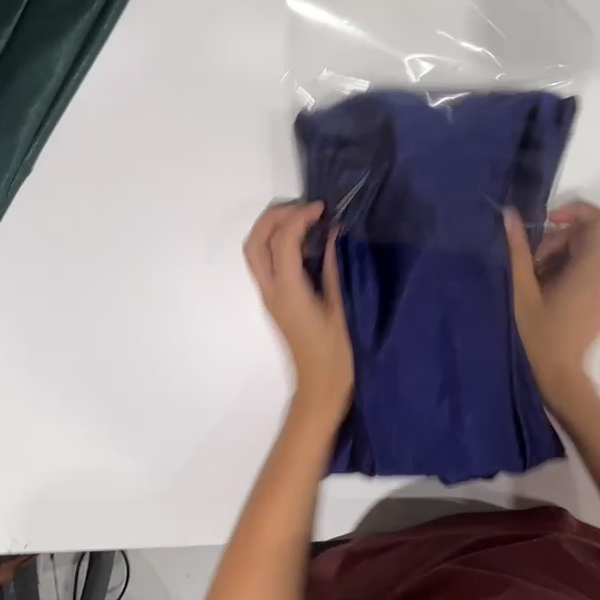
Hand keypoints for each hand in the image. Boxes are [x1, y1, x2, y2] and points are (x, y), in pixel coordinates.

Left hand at [245, 201, 352, 417]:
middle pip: (256, 241)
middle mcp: (271, 292)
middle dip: (276, 216)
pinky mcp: (277, 302)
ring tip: (306, 219)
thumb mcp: (343, 310)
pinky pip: (267, 263)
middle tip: (308, 209)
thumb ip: (333, 270)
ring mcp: (270, 298)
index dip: (300, 217)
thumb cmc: (337, 358)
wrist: (320, 391)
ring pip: (256, 252)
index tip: (324, 208)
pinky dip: (280, 244)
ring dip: (274, 228)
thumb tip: (332, 236)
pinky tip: (306, 242)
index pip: (283, 241)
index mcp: (288, 293)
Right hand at [505, 200, 599, 401]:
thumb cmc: (537, 335)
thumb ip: (517, 250)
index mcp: (590, 271)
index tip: (549, 223)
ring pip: (587, 257)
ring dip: (559, 259)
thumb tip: (510, 216)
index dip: (577, 211)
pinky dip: (568, 274)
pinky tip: (547, 296)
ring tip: (535, 284)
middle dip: (557, 242)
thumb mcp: (521, 291)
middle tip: (529, 265)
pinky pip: (589, 275)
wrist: (559, 376)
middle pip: (588, 239)